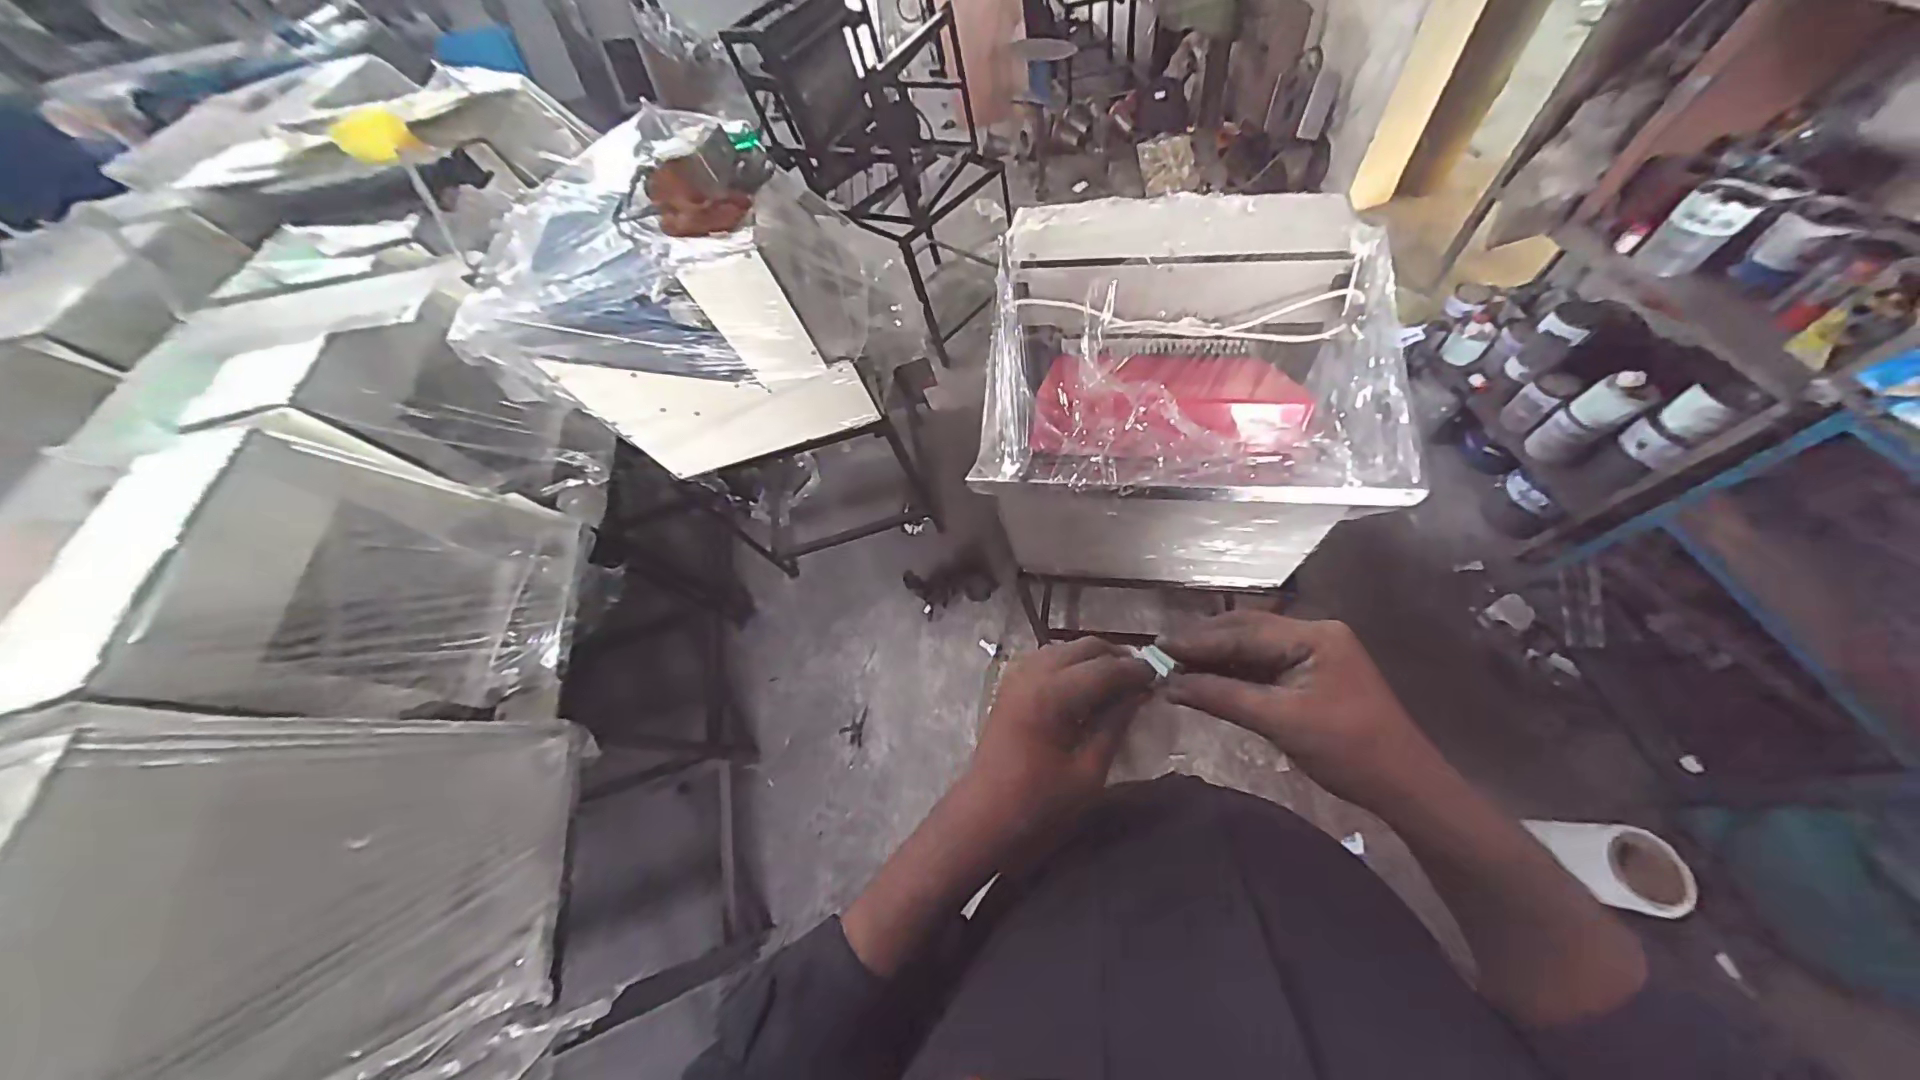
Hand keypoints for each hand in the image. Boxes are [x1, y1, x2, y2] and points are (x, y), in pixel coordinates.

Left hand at [843, 637, 1151, 976]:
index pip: (1105, 667)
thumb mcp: (1088, 772)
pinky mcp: (1010, 685)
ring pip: (1064, 648)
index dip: (1136, 671)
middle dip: (1116, 658)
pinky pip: (1046, 659)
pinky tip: (1085, 686)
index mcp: (1052, 694)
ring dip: (1092, 658)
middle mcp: (1032, 673)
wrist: (983, 815)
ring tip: (1117, 682)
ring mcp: (1017, 676)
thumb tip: (1138, 694)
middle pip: (1084, 647)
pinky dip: (1070, 663)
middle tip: (1141, 679)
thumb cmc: (1038, 804)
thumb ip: (1114, 725)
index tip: (1160, 678)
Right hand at [1158, 611, 1447, 810]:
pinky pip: (1261, 663)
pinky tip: (1205, 677)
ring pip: (1250, 645)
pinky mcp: (1309, 673)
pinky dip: (1232, 670)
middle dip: (1202, 643)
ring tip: (1175, 666)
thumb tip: (1169, 685)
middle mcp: (1312, 633)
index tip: (1157, 647)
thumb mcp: (1280, 722)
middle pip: (1244, 630)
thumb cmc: (1348, 751)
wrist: (1405, 786)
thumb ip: (1223, 697)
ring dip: (1214, 656)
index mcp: (1313, 636)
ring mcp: (1312, 652)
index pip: (1242, 633)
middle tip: (1161, 654)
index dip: (1196, 641)